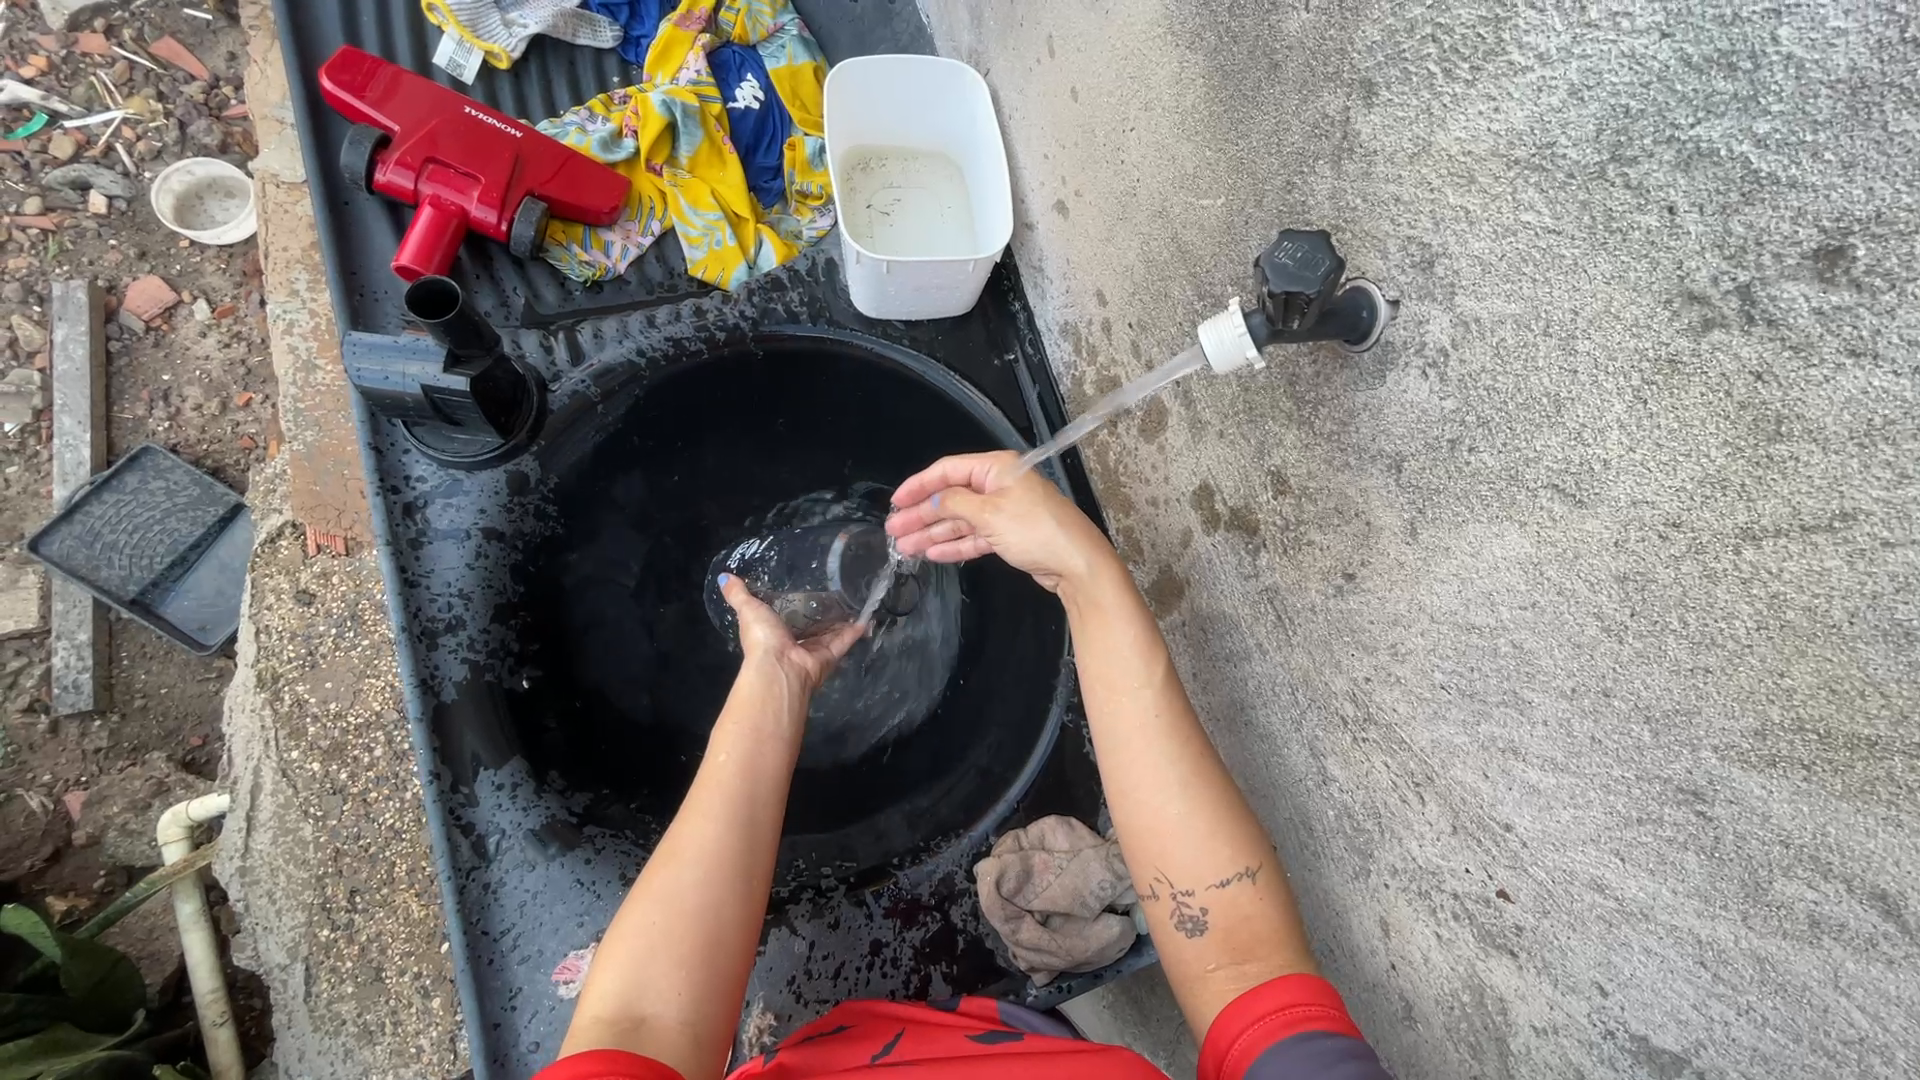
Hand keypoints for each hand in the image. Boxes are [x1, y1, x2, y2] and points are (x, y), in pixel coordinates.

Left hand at [718, 574, 864, 694]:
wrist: (779, 668)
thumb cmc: (763, 639)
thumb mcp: (748, 610)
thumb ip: (739, 594)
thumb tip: (724, 576)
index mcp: (775, 632)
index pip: (787, 617)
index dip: (795, 604)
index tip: (806, 587)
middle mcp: (795, 643)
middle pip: (812, 626)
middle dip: (823, 613)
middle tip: (836, 591)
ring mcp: (814, 651)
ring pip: (831, 633)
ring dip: (842, 620)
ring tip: (855, 600)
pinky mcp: (831, 655)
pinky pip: (845, 641)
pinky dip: (856, 630)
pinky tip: (867, 615)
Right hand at [885, 451, 1117, 592]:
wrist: (1076, 563)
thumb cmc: (1036, 530)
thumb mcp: (990, 514)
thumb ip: (954, 505)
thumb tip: (930, 501)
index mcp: (996, 468)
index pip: (948, 471)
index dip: (919, 485)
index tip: (895, 501)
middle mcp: (998, 486)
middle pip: (951, 497)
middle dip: (921, 514)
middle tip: (894, 530)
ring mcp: (1003, 512)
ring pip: (959, 520)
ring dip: (932, 533)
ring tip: (905, 547)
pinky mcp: (1008, 536)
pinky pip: (973, 537)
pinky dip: (953, 545)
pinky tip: (931, 553)